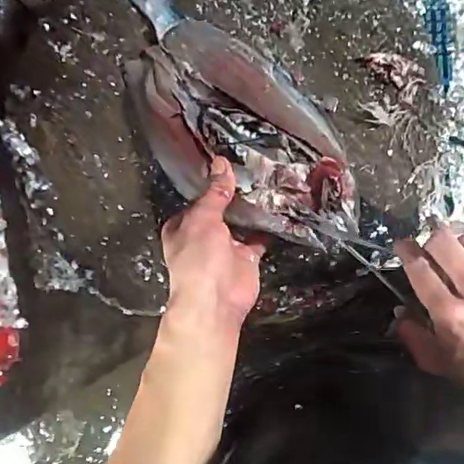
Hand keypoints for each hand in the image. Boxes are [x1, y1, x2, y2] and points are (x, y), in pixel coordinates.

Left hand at [161, 159, 265, 332]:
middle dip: (236, 195)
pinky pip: (259, 238)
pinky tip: (279, 211)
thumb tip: (221, 162)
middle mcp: (204, 234)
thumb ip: (215, 193)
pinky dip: (268, 228)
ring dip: (253, 210)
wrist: (215, 300)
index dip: (212, 182)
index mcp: (184, 225)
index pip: (199, 198)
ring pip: (242, 223)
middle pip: (222, 209)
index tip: (231, 163)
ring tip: (271, 184)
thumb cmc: (199, 258)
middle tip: (257, 170)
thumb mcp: (203, 218)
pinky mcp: (246, 258)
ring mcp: (226, 247)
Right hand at [394, 218, 463, 391]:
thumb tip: (399, 313)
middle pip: (443, 243)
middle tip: (433, 250)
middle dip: (431, 242)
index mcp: (451, 315)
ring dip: (462, 246)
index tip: (404, 246)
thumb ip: (414, 339)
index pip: (420, 270)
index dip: (407, 253)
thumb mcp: (441, 362)